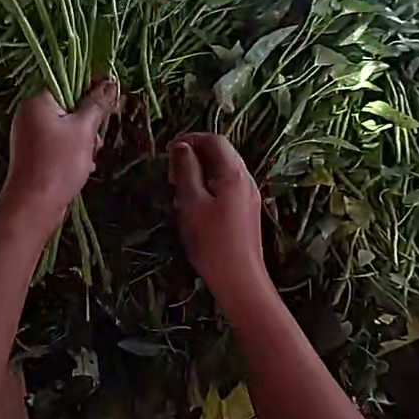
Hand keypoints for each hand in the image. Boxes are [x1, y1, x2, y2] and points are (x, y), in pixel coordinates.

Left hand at [2, 80, 119, 225]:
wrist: (33, 206)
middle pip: (68, 104)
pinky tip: (85, 164)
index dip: (91, 85)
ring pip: (66, 125)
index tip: (112, 96)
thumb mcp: (84, 130)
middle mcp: (30, 114)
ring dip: (84, 137)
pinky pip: (60, 142)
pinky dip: (74, 149)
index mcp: (37, 102)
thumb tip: (111, 83)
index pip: (67, 80)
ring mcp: (31, 135)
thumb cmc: (58, 164)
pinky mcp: (35, 153)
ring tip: (92, 153)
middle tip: (100, 134)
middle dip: (89, 118)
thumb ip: (97, 104)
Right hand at [170, 133, 273, 305]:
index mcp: (234, 173)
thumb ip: (185, 170)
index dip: (190, 140)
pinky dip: (210, 186)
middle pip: (221, 153)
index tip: (169, 152)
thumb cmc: (211, 241)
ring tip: (180, 190)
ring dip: (201, 172)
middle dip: (195, 156)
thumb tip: (181, 147)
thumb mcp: (191, 202)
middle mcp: (246, 179)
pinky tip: (196, 206)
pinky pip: (227, 186)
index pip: (214, 140)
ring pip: (224, 170)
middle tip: (172, 174)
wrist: (238, 278)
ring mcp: (249, 195)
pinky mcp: (247, 210)